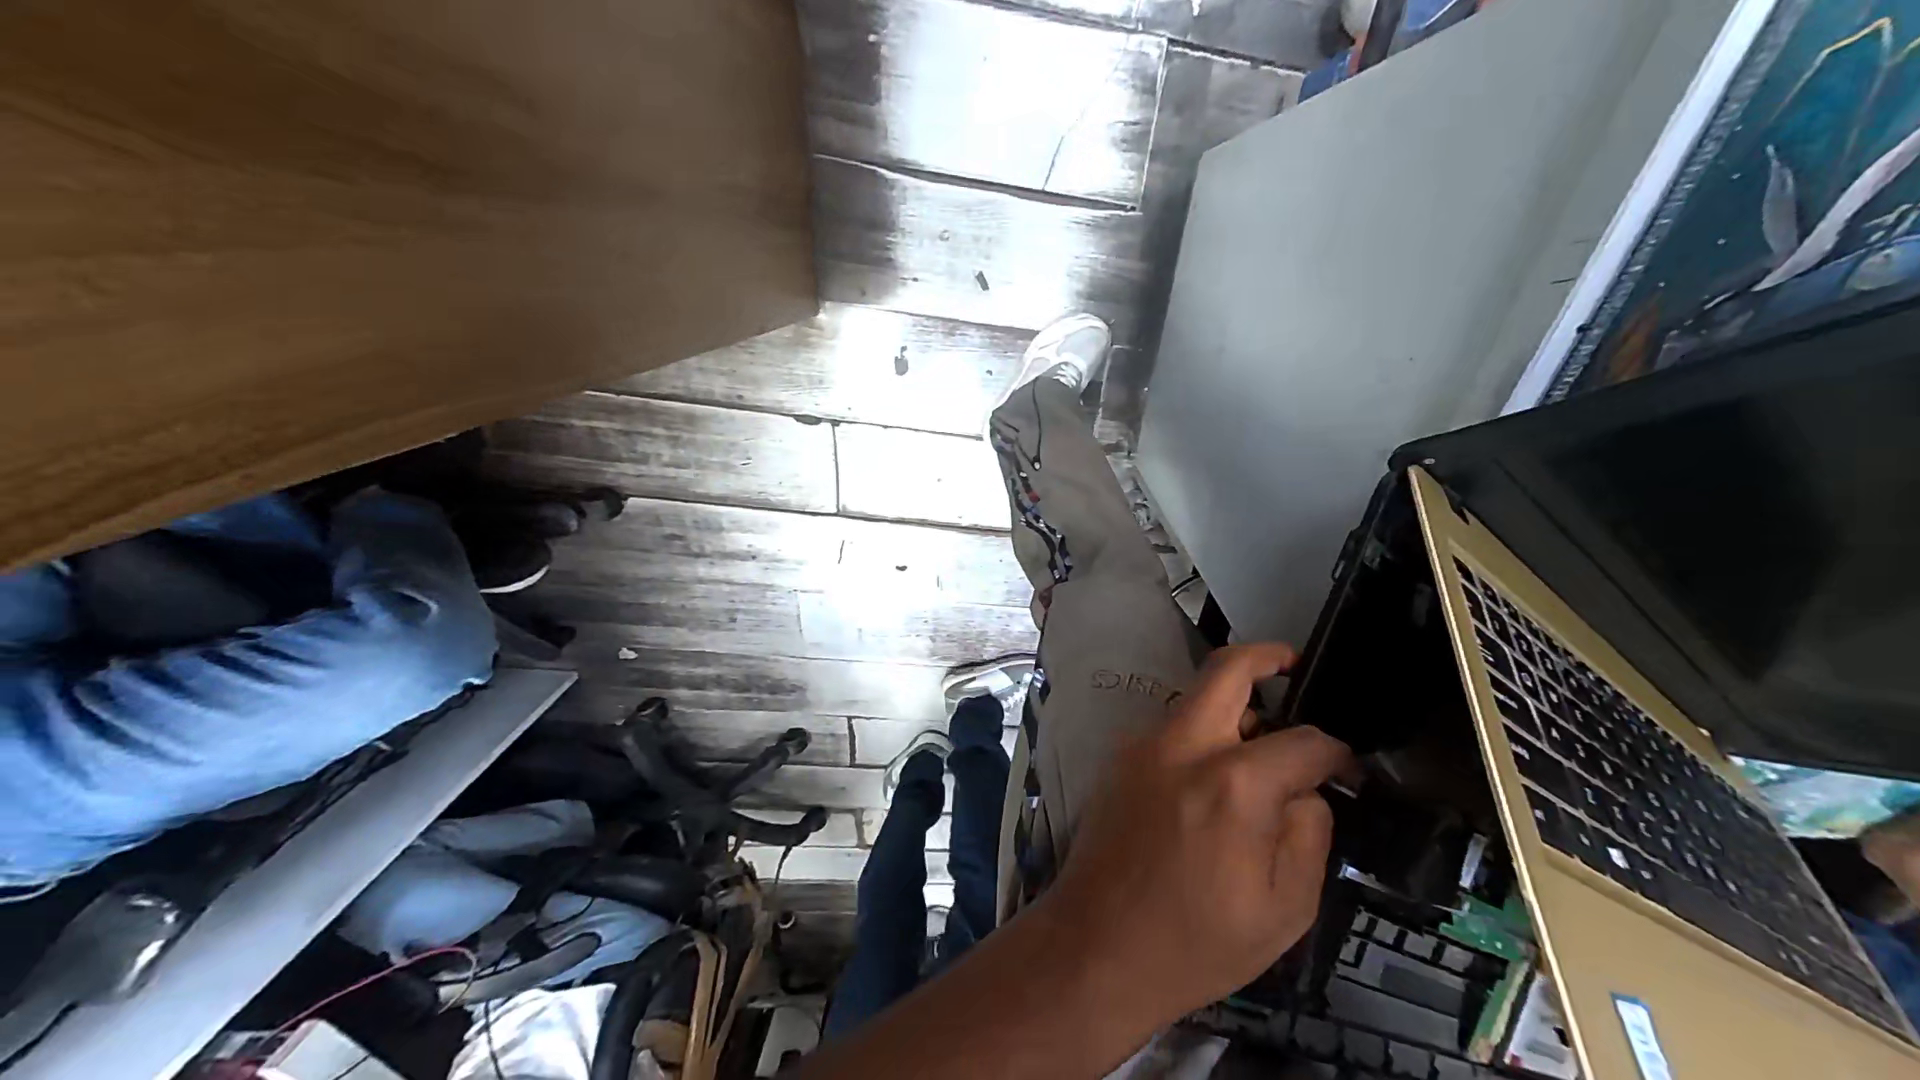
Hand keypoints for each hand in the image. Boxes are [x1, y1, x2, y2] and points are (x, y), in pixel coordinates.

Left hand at [1034, 642, 1353, 1030]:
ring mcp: (1141, 746)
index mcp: (1233, 784)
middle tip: (1295, 665)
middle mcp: (1182, 746)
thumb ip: (1308, 833)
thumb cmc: (1198, 941)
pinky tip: (1218, 774)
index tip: (1346, 769)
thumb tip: (1306, 789)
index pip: (1304, 741)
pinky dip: (1203, 731)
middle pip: (1226, 669)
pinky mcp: (1119, 760)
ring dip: (1232, 702)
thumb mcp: (1286, 908)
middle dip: (1267, 656)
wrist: (1097, 946)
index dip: (1336, 752)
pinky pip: (1172, 728)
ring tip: (1263, 741)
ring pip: (1195, 697)